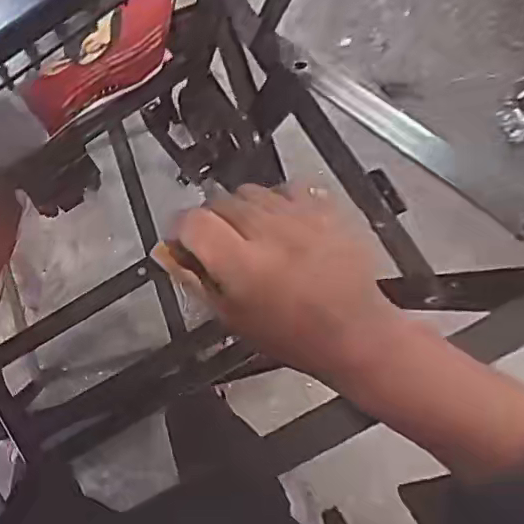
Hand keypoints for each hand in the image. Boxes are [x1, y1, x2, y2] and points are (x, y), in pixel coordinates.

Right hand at [162, 184, 410, 383]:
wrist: (356, 332)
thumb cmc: (289, 335)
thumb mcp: (230, 316)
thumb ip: (194, 279)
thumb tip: (167, 252)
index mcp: (241, 263)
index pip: (192, 221)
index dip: (180, 230)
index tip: (184, 243)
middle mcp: (268, 232)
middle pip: (218, 201)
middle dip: (210, 221)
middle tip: (219, 246)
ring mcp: (300, 217)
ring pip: (249, 191)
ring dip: (241, 209)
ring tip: (251, 235)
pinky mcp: (325, 209)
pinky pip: (286, 188)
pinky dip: (275, 201)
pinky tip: (279, 223)